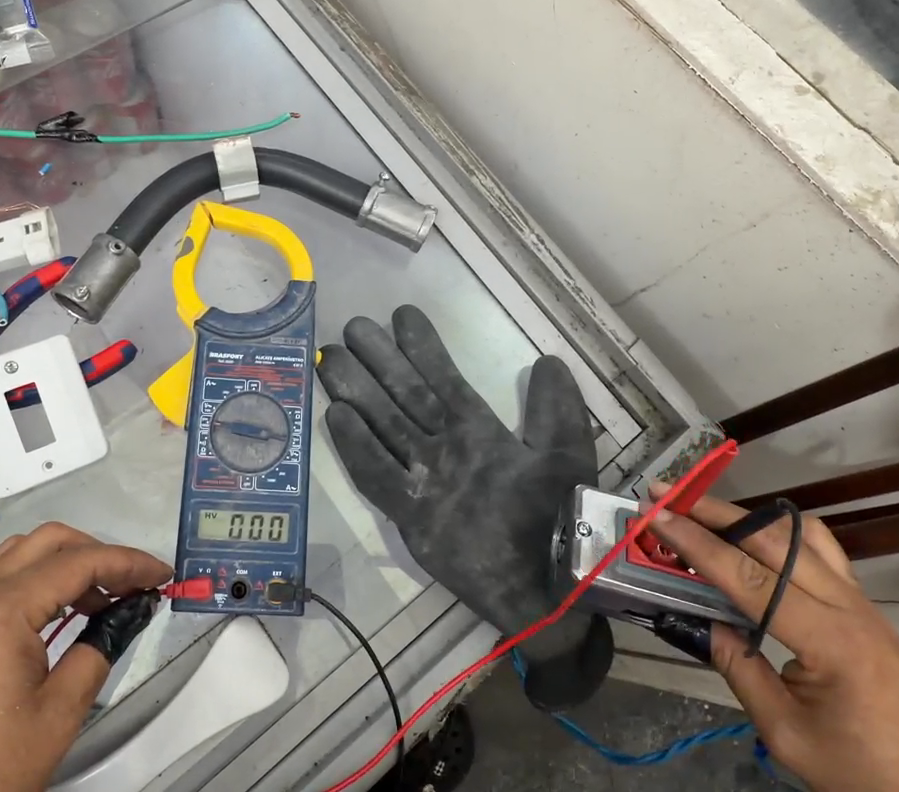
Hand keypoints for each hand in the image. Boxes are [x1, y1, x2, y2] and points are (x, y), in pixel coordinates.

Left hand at [0, 524, 170, 791]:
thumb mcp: (58, 713)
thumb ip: (99, 648)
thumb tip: (129, 611)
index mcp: (1, 610)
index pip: (79, 563)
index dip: (128, 563)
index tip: (163, 575)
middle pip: (47, 541)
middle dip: (96, 553)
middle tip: (130, 586)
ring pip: (18, 554)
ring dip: (63, 563)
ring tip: (96, 601)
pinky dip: (32, 581)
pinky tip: (53, 616)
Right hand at [317, 305, 612, 709]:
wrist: (552, 585)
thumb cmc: (561, 513)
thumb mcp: (566, 451)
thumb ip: (556, 406)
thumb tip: (547, 359)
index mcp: (478, 429)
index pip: (443, 377)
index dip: (423, 346)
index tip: (401, 313)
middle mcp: (445, 446)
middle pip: (403, 394)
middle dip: (378, 360)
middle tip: (352, 327)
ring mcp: (425, 478)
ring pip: (384, 424)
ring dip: (358, 392)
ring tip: (331, 358)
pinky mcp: (412, 514)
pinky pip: (377, 475)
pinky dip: (356, 448)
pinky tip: (335, 417)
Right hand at [646, 492, 898, 791]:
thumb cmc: (857, 773)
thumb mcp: (784, 731)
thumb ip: (738, 667)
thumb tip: (701, 620)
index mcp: (832, 642)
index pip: (750, 575)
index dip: (697, 543)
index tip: (656, 516)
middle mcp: (852, 609)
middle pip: (775, 539)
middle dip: (715, 513)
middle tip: (666, 496)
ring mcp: (864, 605)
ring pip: (802, 534)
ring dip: (749, 516)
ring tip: (703, 511)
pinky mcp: (866, 609)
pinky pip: (822, 552)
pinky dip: (780, 534)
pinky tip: (753, 540)